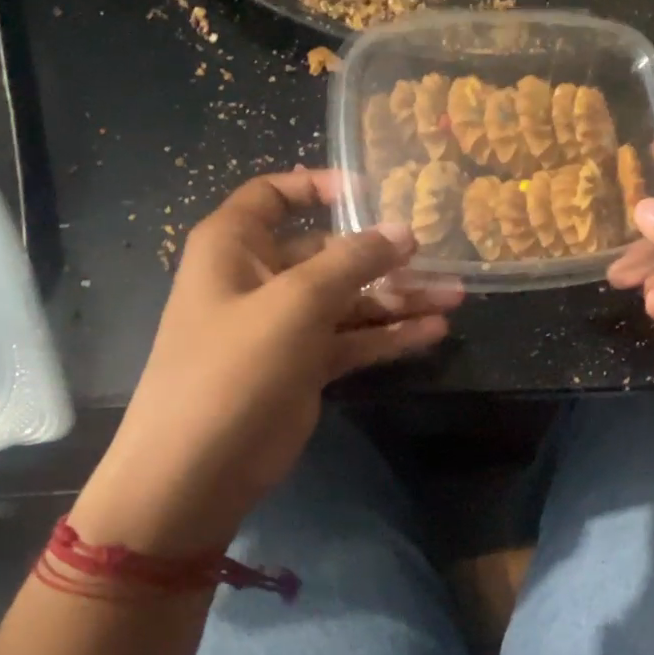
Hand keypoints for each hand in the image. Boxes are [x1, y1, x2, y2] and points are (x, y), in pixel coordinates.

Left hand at [73, 170, 459, 552]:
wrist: (198, 468)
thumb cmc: (234, 367)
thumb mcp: (296, 303)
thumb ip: (354, 262)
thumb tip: (404, 231)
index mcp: (235, 247)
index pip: (273, 196)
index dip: (319, 186)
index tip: (373, 191)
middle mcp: (259, 279)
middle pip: (328, 252)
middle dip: (384, 256)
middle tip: (441, 259)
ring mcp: (284, 326)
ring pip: (350, 299)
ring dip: (399, 298)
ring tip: (455, 296)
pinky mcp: (305, 366)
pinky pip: (354, 339)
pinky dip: (390, 335)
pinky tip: (434, 332)